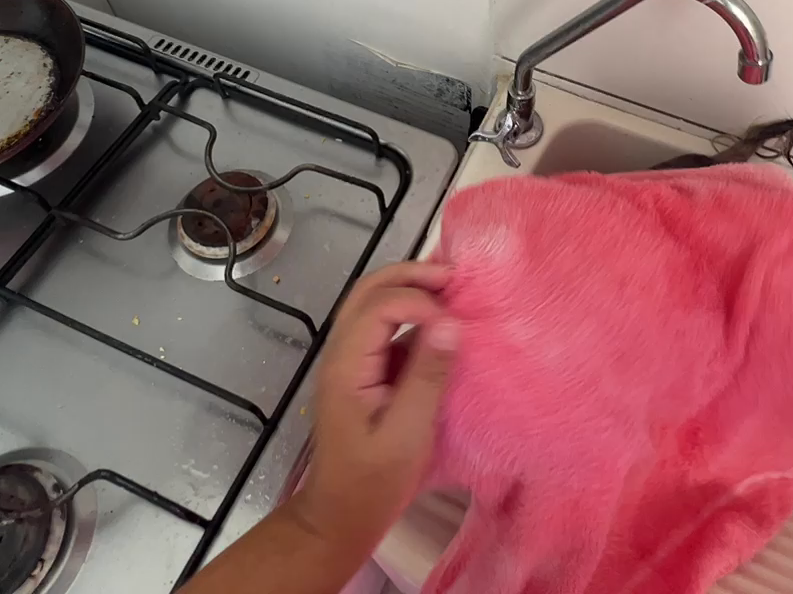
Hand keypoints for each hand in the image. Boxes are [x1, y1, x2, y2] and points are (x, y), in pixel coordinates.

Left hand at [288, 261, 459, 556]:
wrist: (339, 518)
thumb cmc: (373, 481)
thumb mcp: (408, 433)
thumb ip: (428, 375)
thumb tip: (452, 322)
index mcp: (346, 364)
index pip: (380, 305)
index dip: (420, 304)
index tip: (453, 326)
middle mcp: (340, 351)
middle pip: (368, 290)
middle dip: (410, 275)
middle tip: (453, 276)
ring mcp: (348, 358)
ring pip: (371, 301)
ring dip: (408, 286)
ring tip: (448, 287)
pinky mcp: (361, 368)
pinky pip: (381, 323)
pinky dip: (408, 309)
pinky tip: (437, 319)